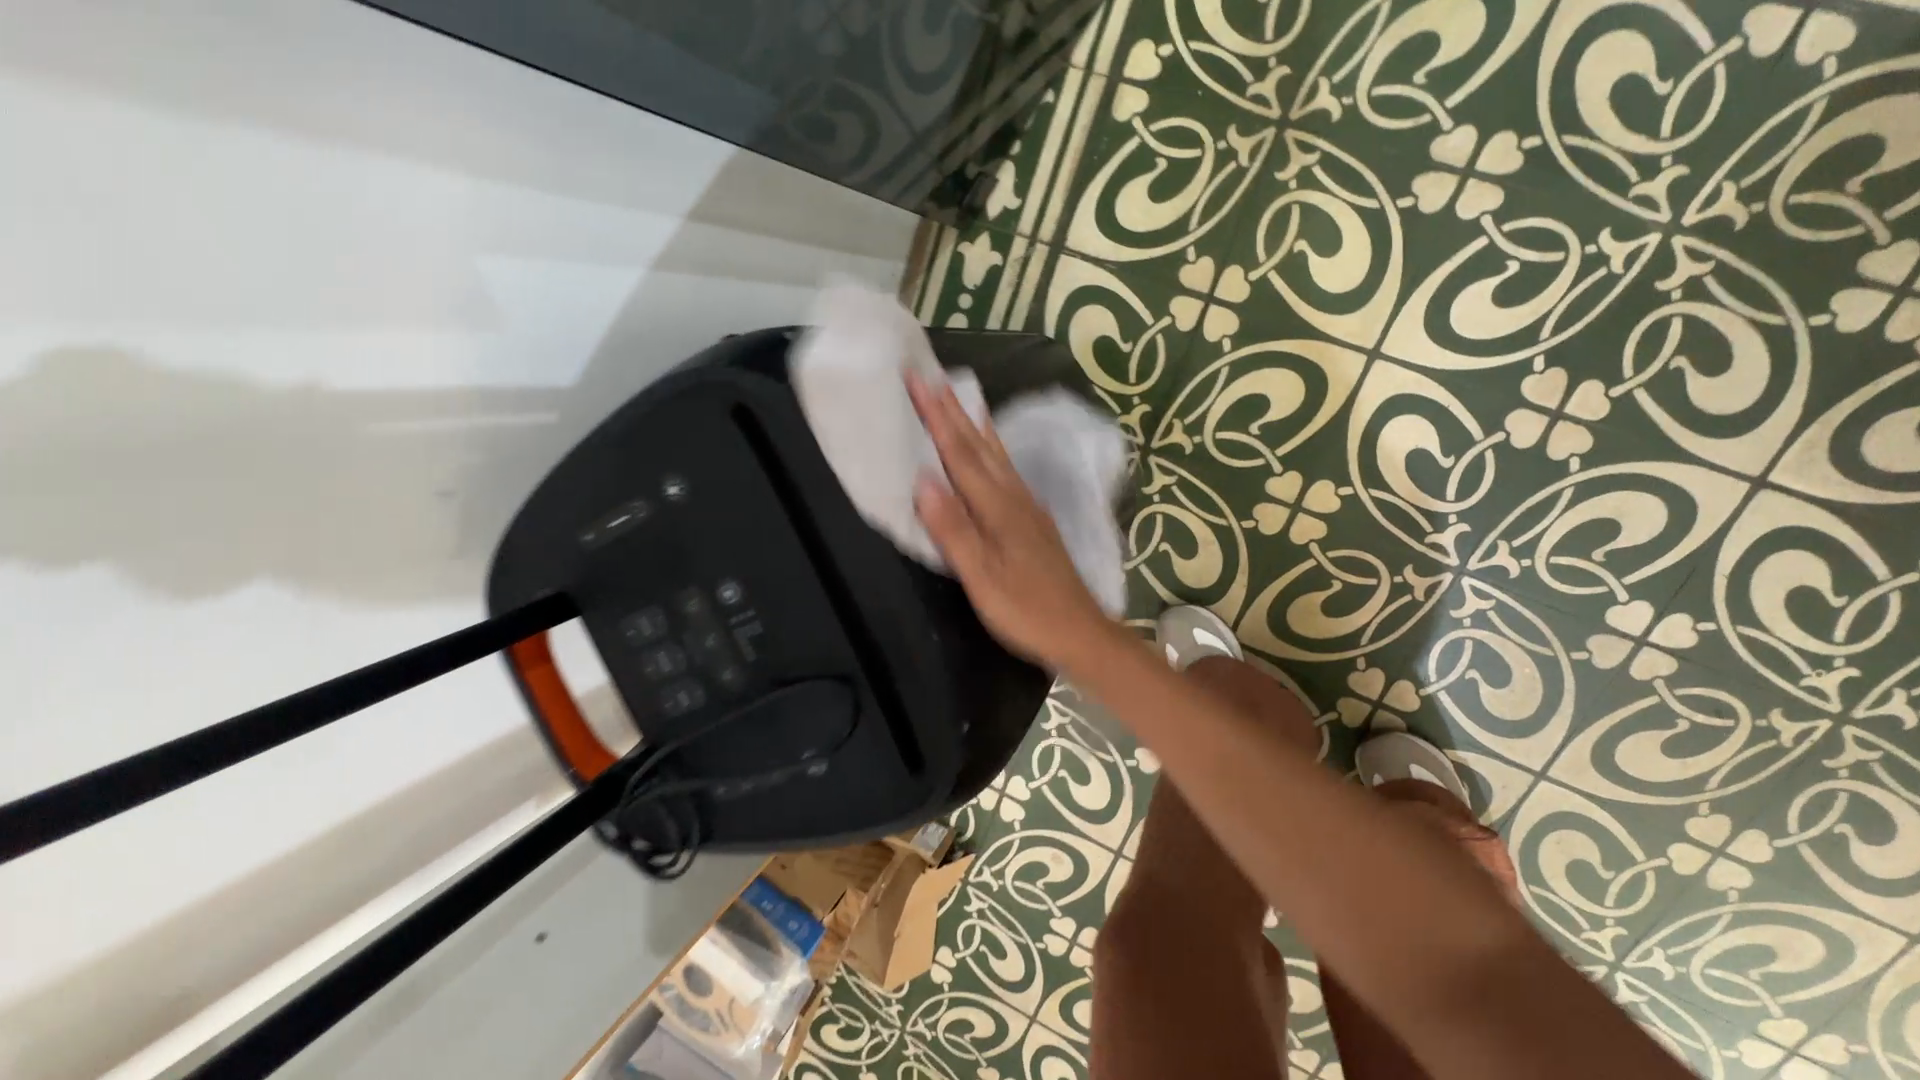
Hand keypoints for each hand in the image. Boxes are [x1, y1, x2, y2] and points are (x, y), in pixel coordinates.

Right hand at [907, 371, 1117, 668]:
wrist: (1081, 633)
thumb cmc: (1026, 611)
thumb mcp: (982, 578)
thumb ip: (953, 530)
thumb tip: (922, 480)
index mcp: (997, 507)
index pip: (960, 453)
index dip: (937, 416)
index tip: (916, 378)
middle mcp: (1014, 496)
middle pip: (979, 445)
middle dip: (952, 409)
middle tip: (930, 374)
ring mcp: (1028, 506)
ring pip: (996, 453)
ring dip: (974, 422)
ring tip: (960, 395)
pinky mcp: (1034, 520)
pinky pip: (1006, 469)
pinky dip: (991, 448)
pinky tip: (991, 449)